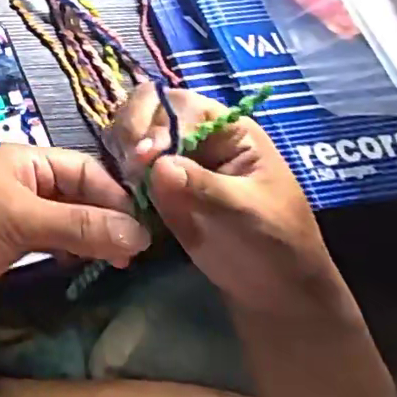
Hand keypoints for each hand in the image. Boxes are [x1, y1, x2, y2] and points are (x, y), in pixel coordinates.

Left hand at [0, 144, 148, 297]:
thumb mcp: (19, 218)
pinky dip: (80, 250)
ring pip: (75, 219)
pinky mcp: (22, 238)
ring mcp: (27, 210)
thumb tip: (139, 234)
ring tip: (124, 263)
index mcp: (29, 159)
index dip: (115, 196)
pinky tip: (98, 265)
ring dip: (98, 237)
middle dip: (110, 218)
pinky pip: (61, 239)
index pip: (85, 169)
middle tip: (138, 253)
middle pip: (83, 194)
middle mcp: (31, 180)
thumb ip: (76, 225)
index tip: (145, 228)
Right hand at [109, 87, 346, 317]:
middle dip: (132, 130)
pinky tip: (126, 190)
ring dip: (121, 148)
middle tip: (132, 168)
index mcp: (226, 128)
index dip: (158, 125)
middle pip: (146, 105)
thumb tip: (159, 166)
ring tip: (130, 182)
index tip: (144, 158)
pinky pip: (124, 159)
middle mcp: (193, 130)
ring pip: (129, 128)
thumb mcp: (250, 215)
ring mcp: (170, 152)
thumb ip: (205, 187)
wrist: (275, 291)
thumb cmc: (278, 246)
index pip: (180, 105)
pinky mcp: (153, 176)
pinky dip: (118, 169)